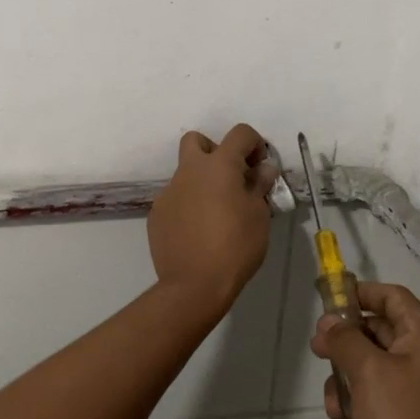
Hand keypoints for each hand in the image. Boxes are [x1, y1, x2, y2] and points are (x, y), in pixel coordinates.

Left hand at [147, 123, 273, 315]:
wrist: (194, 285)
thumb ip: (259, 186)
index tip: (259, 168)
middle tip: (229, 180)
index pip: (240, 133)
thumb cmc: (236, 247)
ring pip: (185, 174)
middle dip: (214, 151)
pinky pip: (175, 199)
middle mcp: (189, 171)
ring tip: (215, 214)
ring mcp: (169, 192)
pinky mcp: (156, 214)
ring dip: (201, 184)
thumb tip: (263, 170)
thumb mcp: (259, 216)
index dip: (254, 144)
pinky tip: (197, 232)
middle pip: (197, 141)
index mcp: (219, 165)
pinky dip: (188, 206)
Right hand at [313, 282, 419, 418]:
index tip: (329, 300)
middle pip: (374, 341)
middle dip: (343, 356)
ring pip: (366, 385)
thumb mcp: (368, 373)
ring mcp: (416, 404)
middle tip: (319, 357)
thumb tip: (329, 321)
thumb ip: (345, 339)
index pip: (393, 297)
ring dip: (346, 403)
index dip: (362, 291)